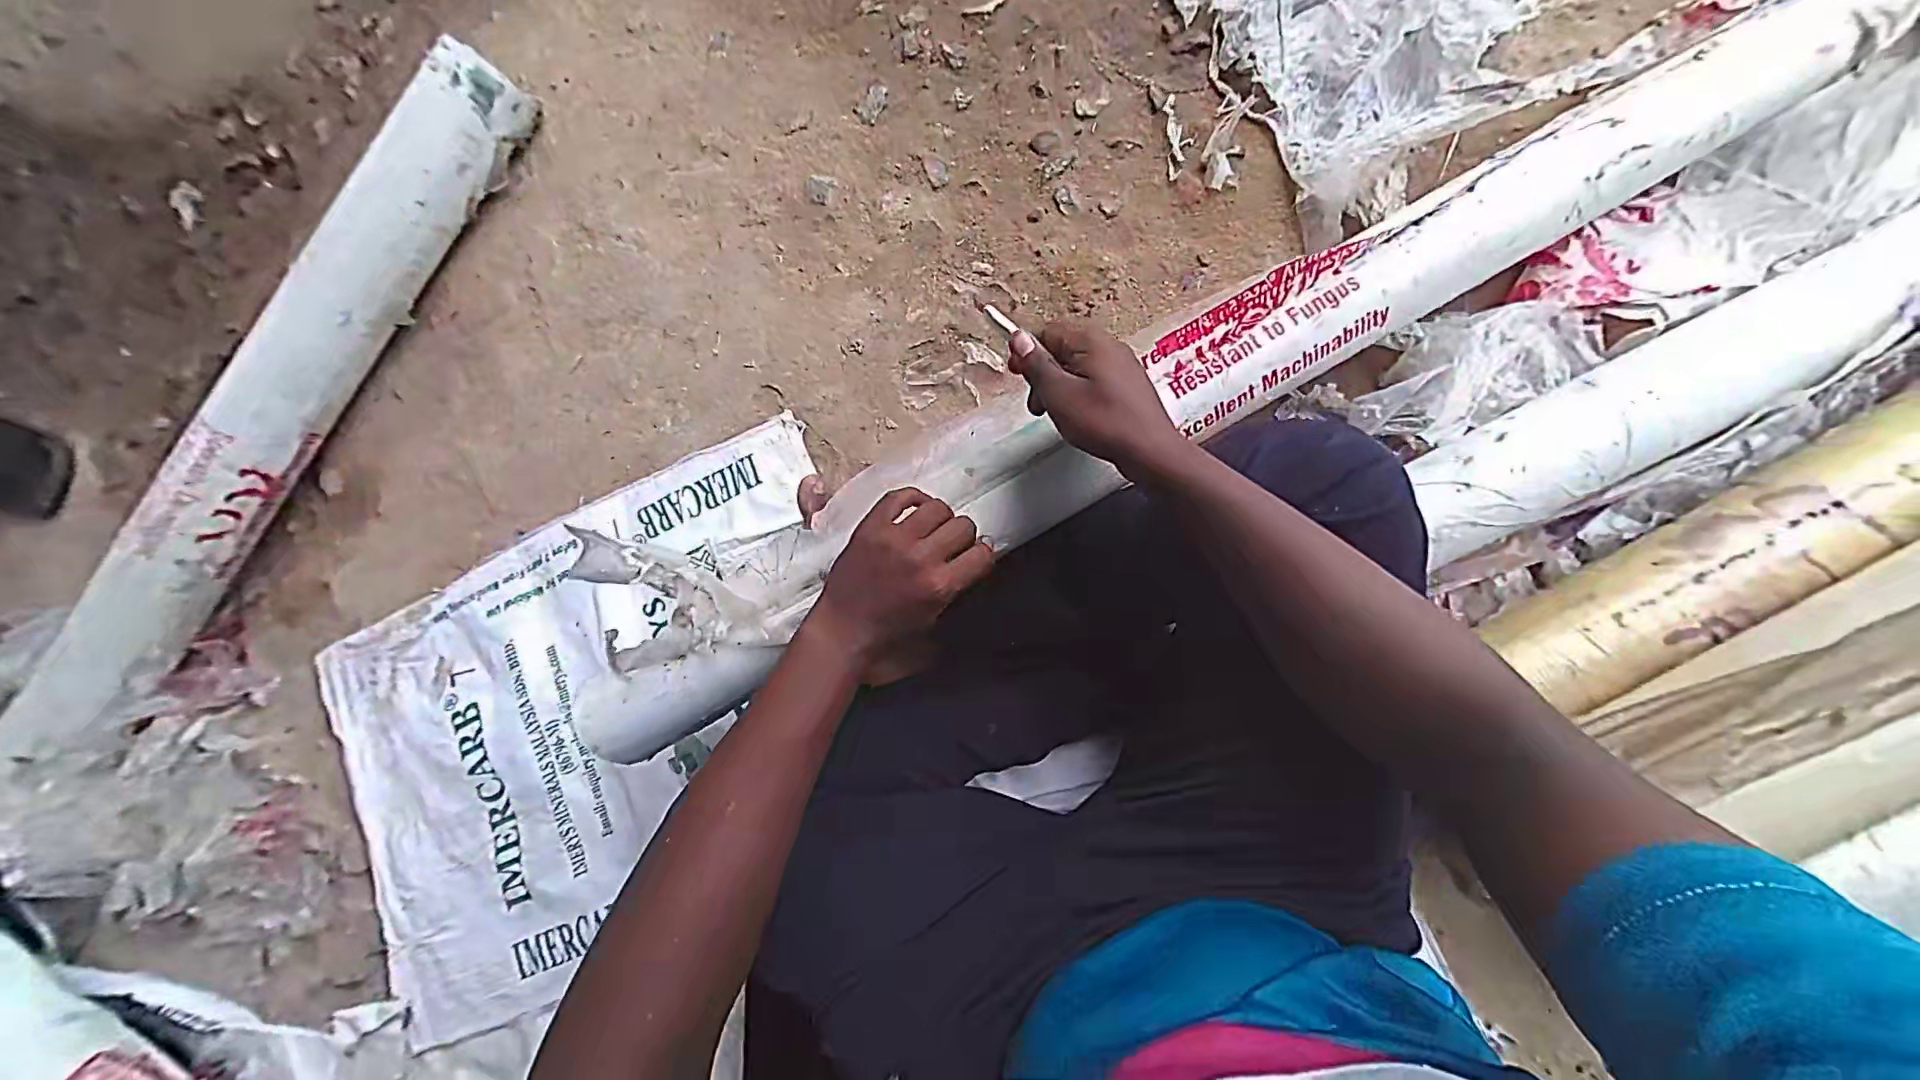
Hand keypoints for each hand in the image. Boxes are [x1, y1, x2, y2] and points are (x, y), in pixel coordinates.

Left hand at [804, 487, 994, 662]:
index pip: (982, 554)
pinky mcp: (871, 528)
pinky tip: (915, 510)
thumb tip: (976, 560)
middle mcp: (919, 559)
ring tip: (933, 528)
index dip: (982, 554)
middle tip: (952, 544)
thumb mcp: (934, 618)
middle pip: (963, 525)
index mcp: (938, 586)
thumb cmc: (885, 632)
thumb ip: (957, 588)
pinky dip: (913, 499)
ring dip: (941, 518)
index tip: (976, 555)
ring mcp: (893, 539)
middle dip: (963, 536)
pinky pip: (901, 496)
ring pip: (938, 507)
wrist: (843, 631)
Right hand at [1008, 321, 1191, 480]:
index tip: (1018, 372)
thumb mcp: (1058, 394)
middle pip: (1063, 349)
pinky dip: (1080, 395)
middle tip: (1038, 400)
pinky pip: (1094, 381)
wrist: (1149, 450)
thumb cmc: (1109, 424)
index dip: (1027, 353)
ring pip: (1078, 368)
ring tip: (1058, 413)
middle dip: (1044, 374)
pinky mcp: (1127, 386)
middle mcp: (1109, 347)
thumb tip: (1020, 339)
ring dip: (1060, 388)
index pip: (1047, 332)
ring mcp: (1121, 366)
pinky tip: (1079, 417)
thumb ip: (1037, 365)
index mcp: (1091, 342)